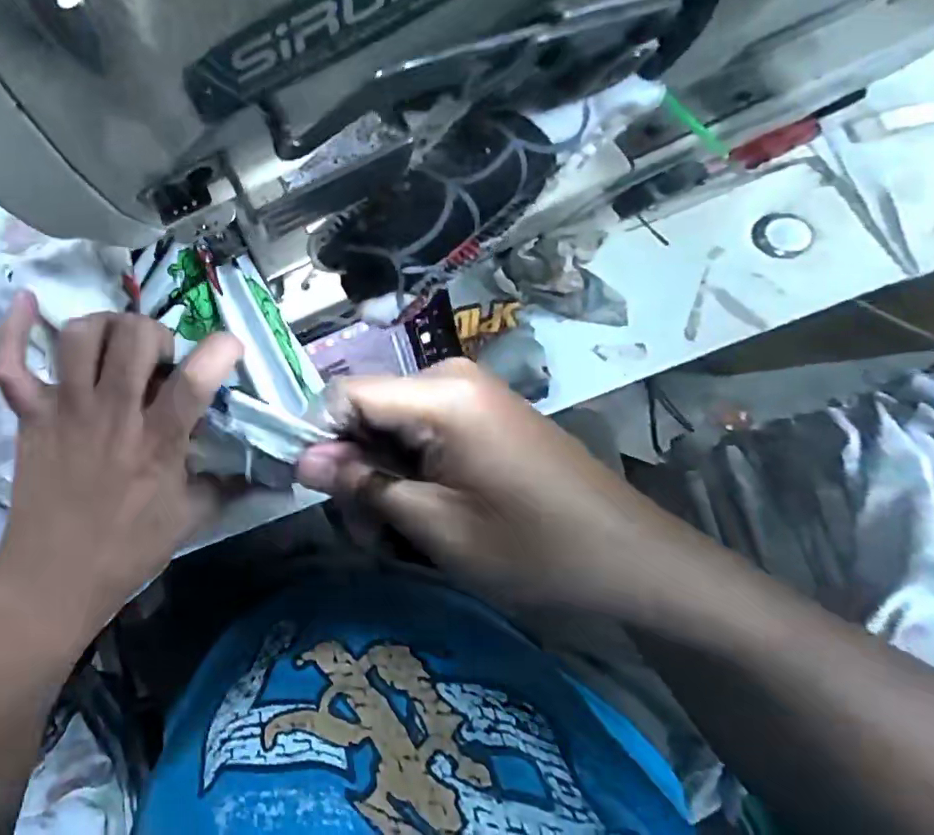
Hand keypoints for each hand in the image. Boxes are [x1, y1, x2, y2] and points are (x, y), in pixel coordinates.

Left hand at [0, 292, 241, 651]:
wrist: (49, 584)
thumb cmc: (123, 554)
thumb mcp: (188, 521)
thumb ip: (225, 486)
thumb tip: (263, 471)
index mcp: (156, 444)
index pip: (194, 382)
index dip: (219, 350)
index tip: (228, 346)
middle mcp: (111, 416)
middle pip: (134, 338)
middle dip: (156, 333)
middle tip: (158, 358)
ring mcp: (65, 411)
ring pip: (79, 336)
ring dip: (105, 324)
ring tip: (114, 342)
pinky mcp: (30, 417)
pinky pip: (11, 364)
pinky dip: (13, 328)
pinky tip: (27, 300)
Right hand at [297, 359, 719, 623]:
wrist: (634, 558)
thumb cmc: (535, 547)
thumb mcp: (436, 526)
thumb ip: (364, 485)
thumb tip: (300, 459)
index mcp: (439, 393)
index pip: (343, 393)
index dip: (320, 439)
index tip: (319, 493)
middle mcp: (448, 376)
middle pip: (366, 411)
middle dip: (356, 471)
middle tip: (369, 536)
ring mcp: (467, 392)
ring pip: (389, 426)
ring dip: (382, 479)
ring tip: (400, 537)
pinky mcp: (480, 412)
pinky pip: (420, 431)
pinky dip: (410, 472)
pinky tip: (426, 514)